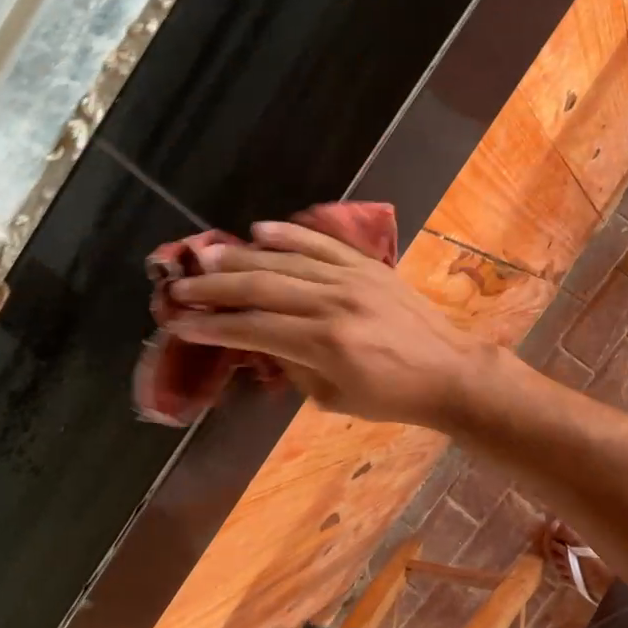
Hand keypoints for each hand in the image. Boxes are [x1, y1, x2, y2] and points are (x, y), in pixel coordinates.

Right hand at [165, 221, 494, 428]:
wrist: (449, 371)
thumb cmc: (391, 396)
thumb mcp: (333, 398)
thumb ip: (292, 367)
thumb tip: (259, 341)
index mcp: (325, 343)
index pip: (253, 328)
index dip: (212, 326)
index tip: (178, 323)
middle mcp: (334, 302)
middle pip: (261, 286)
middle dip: (214, 288)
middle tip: (178, 288)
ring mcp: (353, 277)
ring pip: (286, 259)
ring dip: (241, 256)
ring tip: (205, 257)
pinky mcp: (368, 265)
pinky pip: (322, 243)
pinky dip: (289, 234)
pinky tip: (259, 229)